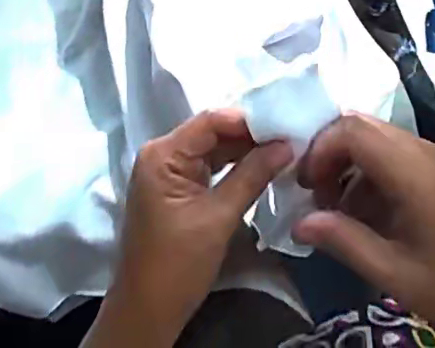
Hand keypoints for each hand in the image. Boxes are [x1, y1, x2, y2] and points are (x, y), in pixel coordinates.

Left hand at [85, 109, 292, 347]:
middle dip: (249, 135)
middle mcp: (161, 153)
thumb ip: (252, 176)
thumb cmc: (177, 265)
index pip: (210, 121)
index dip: (247, 121)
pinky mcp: (174, 188)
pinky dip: (231, 167)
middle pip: (211, 132)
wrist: (146, 314)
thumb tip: (285, 146)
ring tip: (281, 149)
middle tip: (288, 137)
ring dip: (243, 150)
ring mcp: (166, 170)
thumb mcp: (219, 218)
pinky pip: (207, 166)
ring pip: (211, 149)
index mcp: (163, 153)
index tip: (282, 125)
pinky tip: (259, 166)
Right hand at [294, 114, 434, 347]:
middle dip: (328, 153)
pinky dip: (367, 173)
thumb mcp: (397, 273)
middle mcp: (417, 149)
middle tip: (313, 193)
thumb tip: (299, 223)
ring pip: (373, 138)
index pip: (349, 130)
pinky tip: (363, 214)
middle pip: (358, 126)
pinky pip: (390, 154)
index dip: (318, 150)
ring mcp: (429, 157)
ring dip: (347, 163)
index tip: (304, 186)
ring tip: (334, 208)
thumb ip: (345, 241)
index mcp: (409, 167)